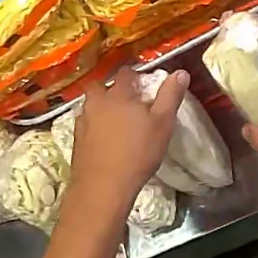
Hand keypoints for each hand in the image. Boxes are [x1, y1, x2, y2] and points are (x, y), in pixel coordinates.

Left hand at [65, 67, 188, 221]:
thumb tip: (180, 72)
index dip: (134, 75)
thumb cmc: (138, 153)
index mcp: (118, 95)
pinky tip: (102, 136)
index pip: (125, 74)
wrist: (103, 185)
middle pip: (99, 85)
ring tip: (114, 118)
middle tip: (124, 99)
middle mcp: (97, 102)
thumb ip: (170, 96)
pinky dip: (93, 124)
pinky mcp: (76, 138)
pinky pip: (85, 122)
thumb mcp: (163, 123)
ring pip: (90, 104)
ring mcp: (83, 120)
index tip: (142, 83)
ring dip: (100, 105)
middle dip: (110, 88)